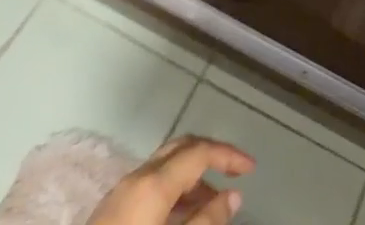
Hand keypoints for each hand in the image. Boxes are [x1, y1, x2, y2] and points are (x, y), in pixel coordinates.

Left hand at [88, 136, 255, 224]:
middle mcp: (137, 177)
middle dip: (211, 154)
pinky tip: (185, 214)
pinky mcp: (113, 208)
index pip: (199, 151)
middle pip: (180, 148)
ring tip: (214, 203)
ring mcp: (121, 191)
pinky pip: (151, 184)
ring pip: (165, 166)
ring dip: (194, 175)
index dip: (229, 155)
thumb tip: (234, 196)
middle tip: (235, 172)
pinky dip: (175, 189)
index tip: (251, 169)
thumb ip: (207, 220)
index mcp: (154, 183)